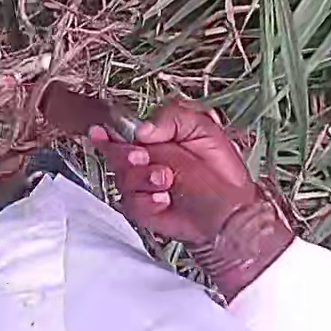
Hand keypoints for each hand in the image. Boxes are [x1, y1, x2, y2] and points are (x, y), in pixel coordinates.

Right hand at [88, 100, 256, 244]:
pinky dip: (148, 201)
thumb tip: (141, 129)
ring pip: (121, 178)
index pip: (121, 129)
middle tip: (144, 157)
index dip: (107, 130)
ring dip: (142, 179)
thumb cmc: (220, 172)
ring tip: (167, 180)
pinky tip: (165, 199)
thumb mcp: (203, 129)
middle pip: (114, 153)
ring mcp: (139, 185)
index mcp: (154, 137)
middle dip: (125, 155)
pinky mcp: (140, 208)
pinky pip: (131, 202)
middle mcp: (143, 160)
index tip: (101, 132)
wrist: (230, 212)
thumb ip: (172, 118)